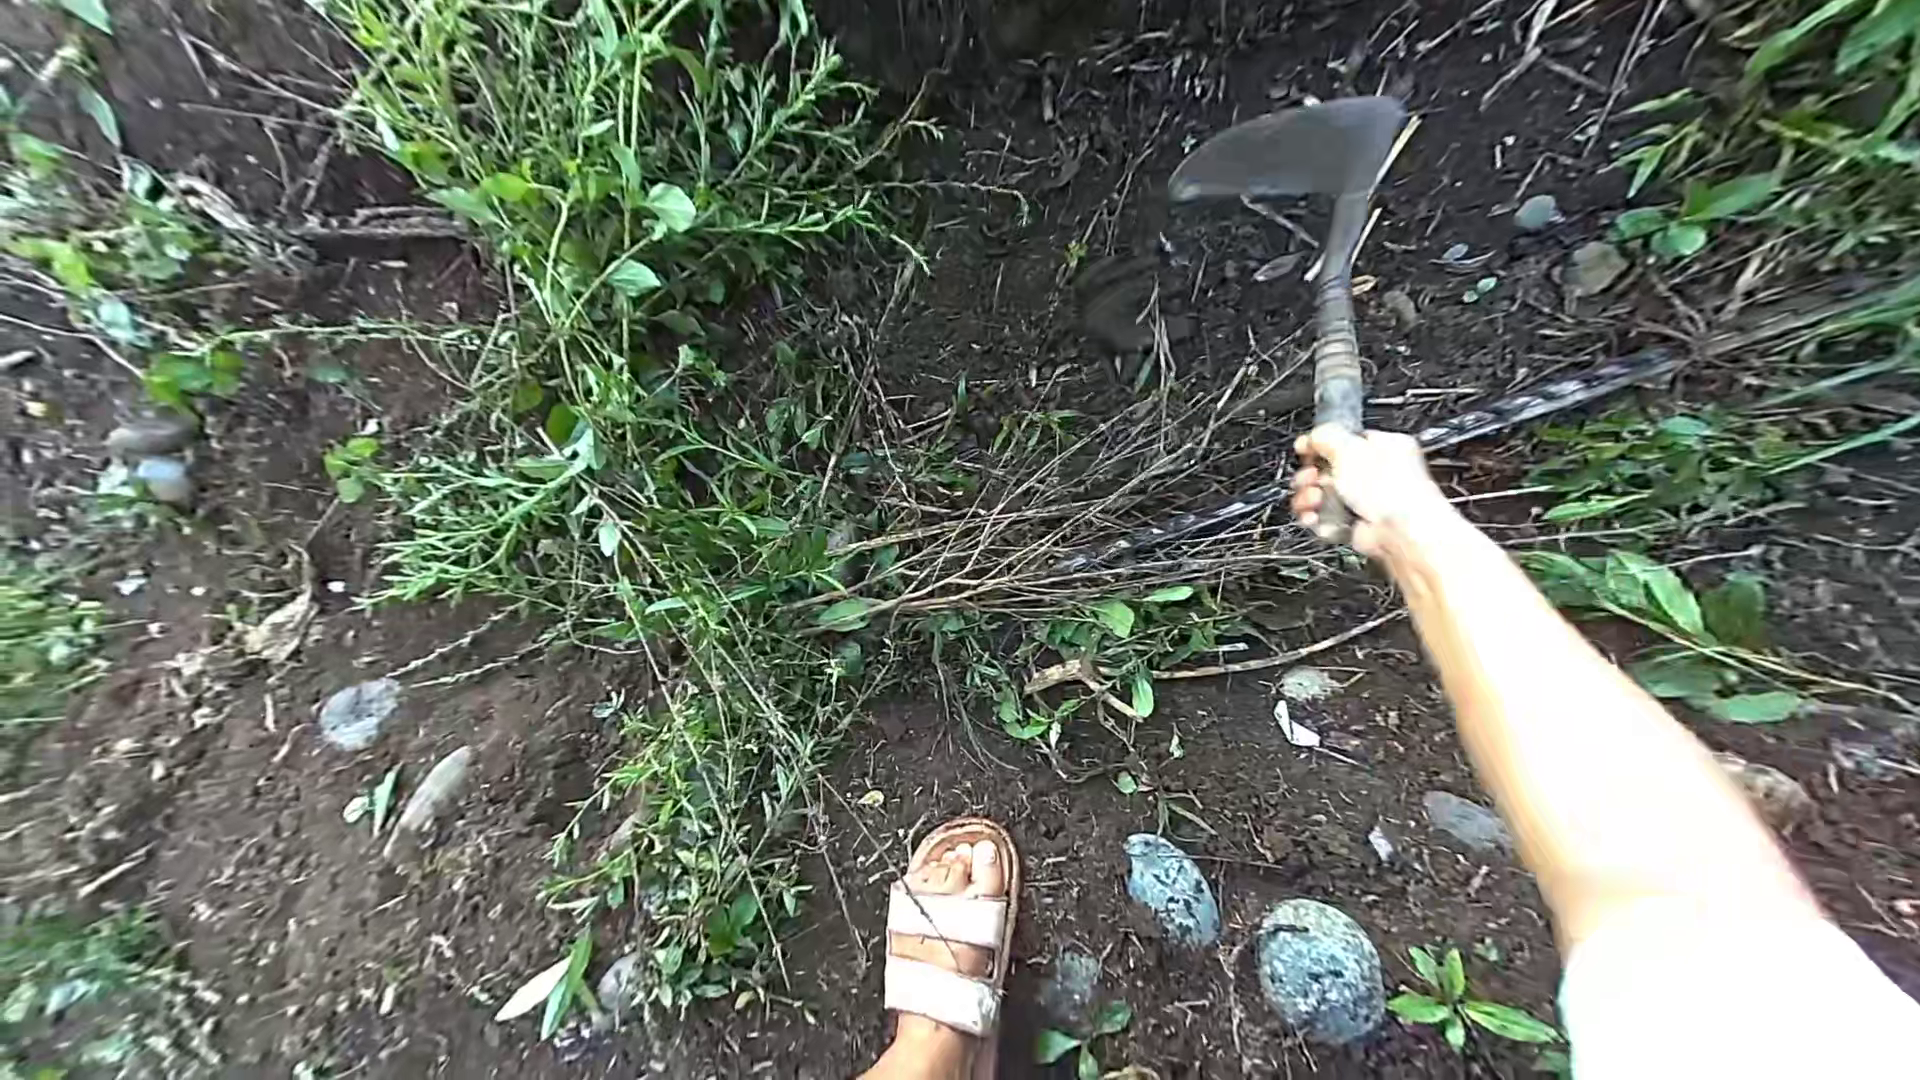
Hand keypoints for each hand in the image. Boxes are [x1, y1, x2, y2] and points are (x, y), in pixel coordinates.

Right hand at [1290, 425, 1453, 558]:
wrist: (1400, 532)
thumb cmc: (1390, 489)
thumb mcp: (1351, 449)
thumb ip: (1325, 436)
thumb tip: (1309, 438)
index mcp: (1381, 447)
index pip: (1341, 441)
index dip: (1319, 446)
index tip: (1305, 451)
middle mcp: (1373, 473)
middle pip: (1323, 470)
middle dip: (1309, 476)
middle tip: (1311, 478)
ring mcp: (1361, 500)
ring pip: (1318, 495)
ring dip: (1308, 498)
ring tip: (1315, 500)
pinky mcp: (1351, 523)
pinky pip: (1321, 518)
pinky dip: (1313, 519)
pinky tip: (1314, 517)